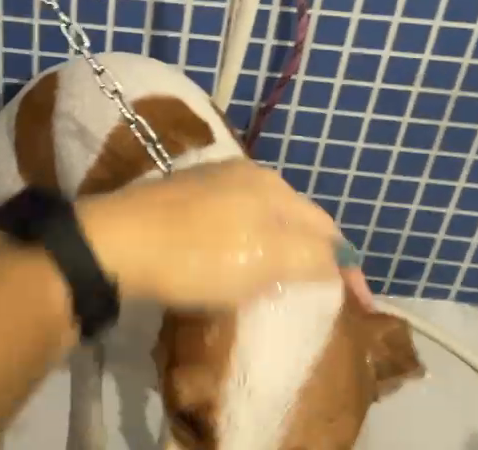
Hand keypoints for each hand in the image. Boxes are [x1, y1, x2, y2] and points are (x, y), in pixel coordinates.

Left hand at [75, 160, 373, 309]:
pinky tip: (245, 261)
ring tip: (291, 281)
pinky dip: (254, 242)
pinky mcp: (186, 195)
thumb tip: (338, 259)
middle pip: (297, 216)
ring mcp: (213, 180)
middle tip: (328, 292)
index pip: (325, 226)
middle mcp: (246, 173)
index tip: (360, 305)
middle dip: (318, 252)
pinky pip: (237, 219)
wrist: (117, 241)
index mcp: (270, 186)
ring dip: (285, 247)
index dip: (347, 265)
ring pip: (266, 216)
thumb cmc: (196, 255)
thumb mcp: (263, 260)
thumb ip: (310, 257)